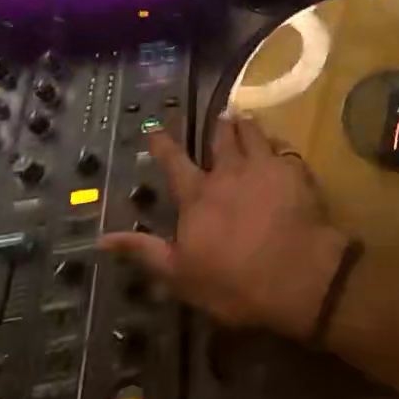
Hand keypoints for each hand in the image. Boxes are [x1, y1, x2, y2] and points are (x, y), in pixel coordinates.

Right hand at [100, 115, 349, 339]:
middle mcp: (228, 172)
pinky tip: (281, 149)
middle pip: (221, 138)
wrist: (297, 276)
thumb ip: (144, 251)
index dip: (162, 143)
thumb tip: (101, 238)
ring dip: (246, 125)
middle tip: (218, 117)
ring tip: (245, 120)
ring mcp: (263, 167)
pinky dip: (278, 145)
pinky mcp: (295, 172)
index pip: (174, 161)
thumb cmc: (234, 281)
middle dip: (218, 126)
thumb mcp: (180, 275)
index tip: (154, 127)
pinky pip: (284, 148)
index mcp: (198, 195)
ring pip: (253, 133)